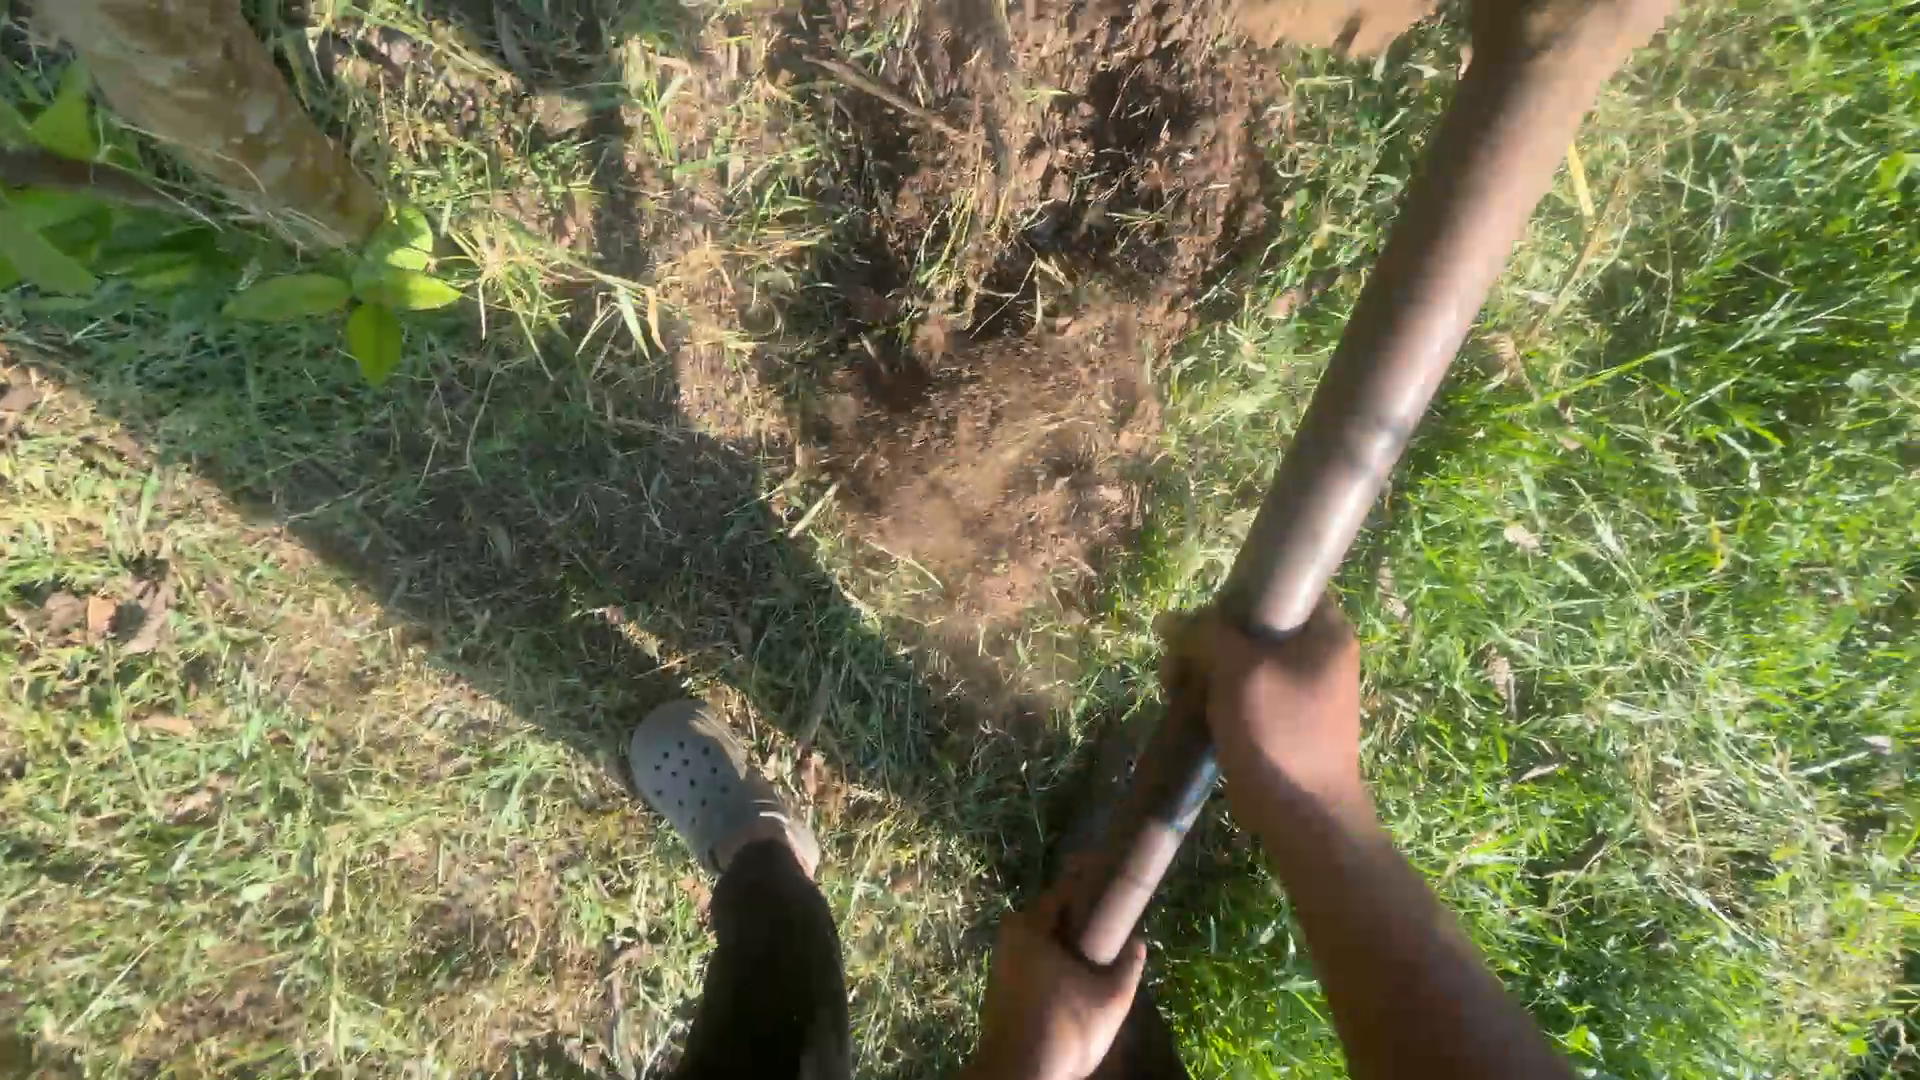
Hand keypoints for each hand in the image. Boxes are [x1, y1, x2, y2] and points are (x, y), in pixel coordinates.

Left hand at [963, 886, 1146, 1079]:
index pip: (1065, 890)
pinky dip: (1050, 960)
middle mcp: (1011, 932)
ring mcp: (1001, 957)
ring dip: (1065, 943)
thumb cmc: (1064, 1029)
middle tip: (1109, 930)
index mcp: (1030, 924)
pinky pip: (1030, 957)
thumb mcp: (1109, 1000)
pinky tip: (1071, 977)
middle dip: (1080, 919)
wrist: (1017, 1075)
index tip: (1114, 893)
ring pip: (1041, 937)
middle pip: (1052, 913)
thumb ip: (1127, 966)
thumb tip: (1138, 943)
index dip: (1092, 888)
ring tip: (1095, 955)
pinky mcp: (1000, 981)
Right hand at [1165, 597, 1366, 818]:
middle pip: (1250, 624)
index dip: (1240, 593)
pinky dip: (1211, 691)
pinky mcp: (1276, 716)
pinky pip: (1237, 688)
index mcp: (1327, 632)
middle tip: (1179, 662)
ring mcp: (1296, 687)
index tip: (1206, 614)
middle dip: (1206, 639)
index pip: (1283, 588)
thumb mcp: (1239, 669)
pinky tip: (1185, 701)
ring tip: (1174, 687)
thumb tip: (1166, 620)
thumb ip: (1203, 634)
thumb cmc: (1279, 730)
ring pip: (1236, 657)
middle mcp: (1316, 654)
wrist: (1302, 813)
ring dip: (1201, 667)